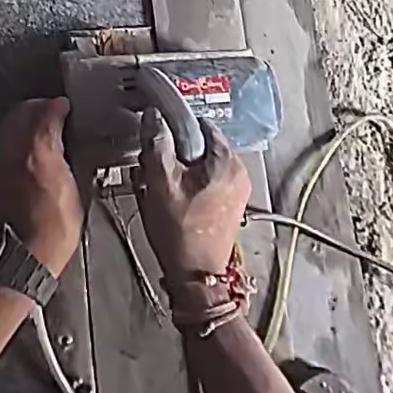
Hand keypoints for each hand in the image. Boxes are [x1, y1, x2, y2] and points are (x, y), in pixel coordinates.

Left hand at [0, 98, 82, 276]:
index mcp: (41, 152)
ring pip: (9, 125)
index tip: (66, 106)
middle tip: (52, 109)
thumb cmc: (55, 228)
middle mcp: (17, 152)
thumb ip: (80, 160)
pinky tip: (31, 148)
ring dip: (25, 119)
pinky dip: (18, 137)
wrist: (26, 252)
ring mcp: (3, 162)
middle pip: (21, 112)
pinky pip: (6, 144)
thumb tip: (86, 146)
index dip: (58, 106)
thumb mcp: (80, 190)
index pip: (46, 113)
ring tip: (41, 125)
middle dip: (37, 106)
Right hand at [138, 109, 249, 279]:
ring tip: (162, 189)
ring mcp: (238, 191)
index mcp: (227, 161)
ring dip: (179, 172)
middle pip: (199, 146)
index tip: (156, 142)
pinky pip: (206, 183)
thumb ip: (157, 145)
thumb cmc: (179, 231)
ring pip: (201, 165)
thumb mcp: (160, 183)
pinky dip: (189, 186)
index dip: (173, 130)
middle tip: (154, 172)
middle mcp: (239, 172)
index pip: (198, 125)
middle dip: (175, 155)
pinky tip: (174, 202)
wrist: (195, 276)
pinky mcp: (231, 206)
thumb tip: (153, 117)